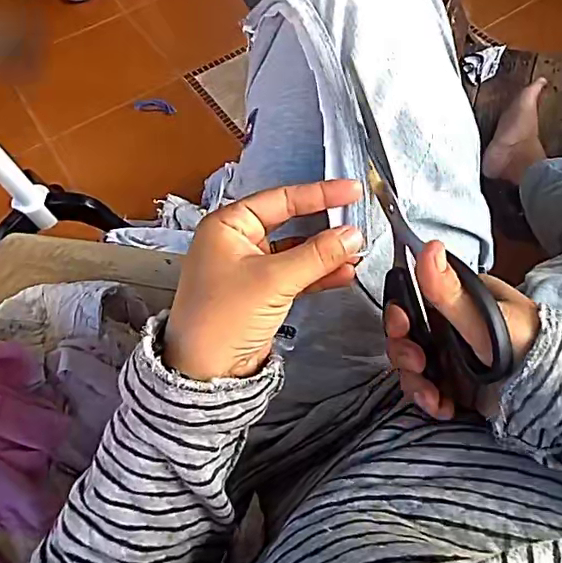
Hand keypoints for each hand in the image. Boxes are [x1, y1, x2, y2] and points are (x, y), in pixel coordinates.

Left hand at [163, 180, 365, 380]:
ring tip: (354, 251)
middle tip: (354, 219)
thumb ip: (317, 255)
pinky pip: (298, 274)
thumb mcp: (273, 280)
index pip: (281, 199)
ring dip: (327, 252)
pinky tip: (342, 273)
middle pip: (291, 222)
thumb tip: (350, 236)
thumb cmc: (218, 320)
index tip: (348, 191)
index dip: (319, 194)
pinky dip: (320, 273)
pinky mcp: (263, 291)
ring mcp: (251, 268)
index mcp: (228, 226)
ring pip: (298, 250)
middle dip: (325, 225)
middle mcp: (238, 242)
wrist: (207, 370)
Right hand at [384, 240, 539, 419]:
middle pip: (407, 338)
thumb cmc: (525, 342)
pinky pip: (429, 390)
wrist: (553, 388)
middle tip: (418, 366)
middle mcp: (451, 326)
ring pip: (414, 367)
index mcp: (458, 300)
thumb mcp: (482, 318)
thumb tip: (429, 247)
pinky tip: (444, 408)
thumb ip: (449, 290)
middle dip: (404, 355)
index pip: (412, 302)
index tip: (401, 328)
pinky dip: (430, 401)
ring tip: (434, 398)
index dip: (399, 317)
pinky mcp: (457, 383)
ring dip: (415, 384)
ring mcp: (453, 356)